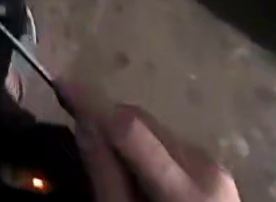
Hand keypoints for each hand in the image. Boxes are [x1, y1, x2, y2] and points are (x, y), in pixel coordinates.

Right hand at [68, 88, 238, 201]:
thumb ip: (105, 176)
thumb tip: (82, 121)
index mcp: (185, 192)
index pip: (129, 128)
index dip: (91, 102)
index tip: (59, 84)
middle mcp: (206, 168)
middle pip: (141, 122)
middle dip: (107, 121)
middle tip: (81, 136)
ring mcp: (215, 167)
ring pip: (153, 128)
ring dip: (126, 136)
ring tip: (112, 164)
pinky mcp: (216, 171)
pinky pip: (168, 144)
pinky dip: (146, 149)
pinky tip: (138, 173)